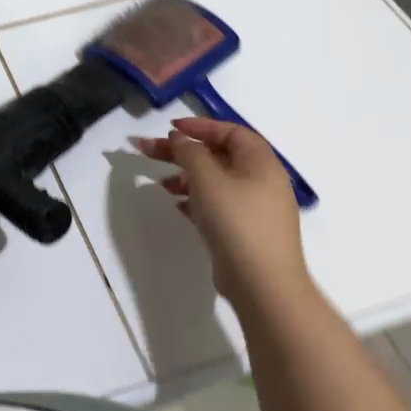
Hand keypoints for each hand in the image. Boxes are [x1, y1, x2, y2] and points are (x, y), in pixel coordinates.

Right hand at [133, 117, 310, 309]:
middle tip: (147, 150)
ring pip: (215, 181)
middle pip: (217, 156)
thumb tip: (179, 138)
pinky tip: (177, 204)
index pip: (230, 132)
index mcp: (261, 163)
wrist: (263, 285)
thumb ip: (189, 151)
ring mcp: (255, 209)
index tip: (170, 128)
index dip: (200, 126)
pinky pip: (217, 204)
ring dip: (186, 176)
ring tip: (162, 184)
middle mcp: (261, 182)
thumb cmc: (237, 221)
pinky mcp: (245, 231)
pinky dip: (195, 199)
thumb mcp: (207, 177)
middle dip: (182, 152)